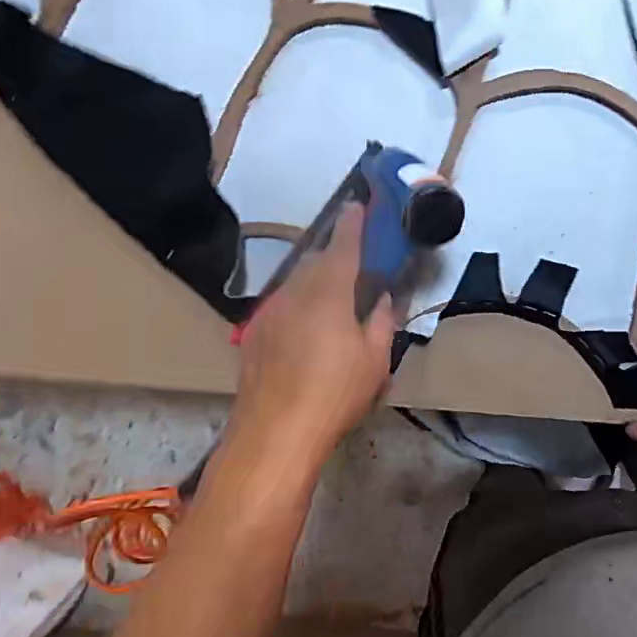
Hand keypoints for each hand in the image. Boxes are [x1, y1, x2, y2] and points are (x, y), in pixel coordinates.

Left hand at [232, 204, 397, 461]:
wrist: (275, 431)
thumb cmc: (335, 394)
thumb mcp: (374, 361)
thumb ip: (380, 323)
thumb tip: (382, 301)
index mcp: (329, 294)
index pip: (342, 247)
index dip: (352, 224)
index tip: (357, 206)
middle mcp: (295, 293)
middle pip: (315, 260)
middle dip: (334, 254)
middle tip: (353, 262)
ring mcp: (269, 312)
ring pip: (295, 282)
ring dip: (315, 280)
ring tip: (332, 297)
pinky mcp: (254, 332)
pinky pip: (281, 304)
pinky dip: (298, 303)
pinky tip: (307, 328)